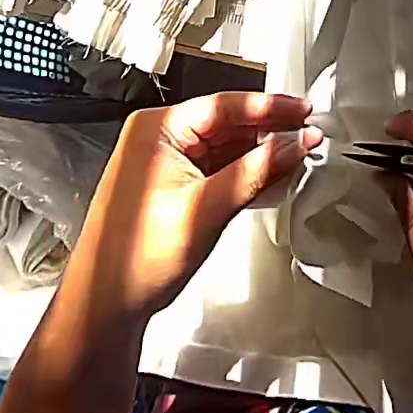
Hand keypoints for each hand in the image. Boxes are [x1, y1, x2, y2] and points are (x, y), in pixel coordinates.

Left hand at [62, 93, 321, 328]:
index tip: (303, 110)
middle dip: (270, 130)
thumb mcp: (206, 209)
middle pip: (228, 122)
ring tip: (298, 155)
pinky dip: (247, 171)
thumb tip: (295, 143)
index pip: (224, 105)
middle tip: (308, 135)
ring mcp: (168, 160)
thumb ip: (256, 171)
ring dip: (262, 152)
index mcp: (157, 129)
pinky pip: (220, 166)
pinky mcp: (177, 182)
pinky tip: (273, 175)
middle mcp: (160, 137)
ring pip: (228, 144)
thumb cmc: (135, 259)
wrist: (105, 308)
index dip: (269, 107)